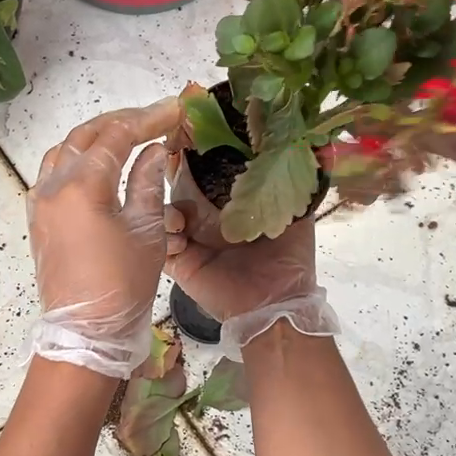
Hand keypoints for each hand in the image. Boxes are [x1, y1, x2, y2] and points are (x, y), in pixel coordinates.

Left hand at [28, 100, 180, 378]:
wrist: (85, 334)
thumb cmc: (122, 286)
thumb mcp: (147, 233)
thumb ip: (148, 183)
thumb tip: (153, 151)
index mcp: (82, 188)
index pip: (116, 136)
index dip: (148, 119)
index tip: (175, 110)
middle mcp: (53, 188)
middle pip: (85, 136)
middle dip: (121, 122)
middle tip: (154, 118)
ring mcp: (40, 204)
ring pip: (64, 152)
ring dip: (94, 138)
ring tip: (127, 137)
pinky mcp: (38, 221)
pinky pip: (53, 175)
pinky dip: (76, 160)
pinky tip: (99, 166)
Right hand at [165, 162, 337, 358]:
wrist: (275, 304)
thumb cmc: (289, 263)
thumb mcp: (295, 218)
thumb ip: (286, 190)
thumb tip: (287, 155)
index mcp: (232, 212)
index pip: (208, 182)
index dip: (197, 166)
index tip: (190, 150)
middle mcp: (208, 225)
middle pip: (181, 195)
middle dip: (173, 183)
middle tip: (172, 176)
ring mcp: (192, 244)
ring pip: (165, 219)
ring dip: (166, 214)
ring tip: (180, 221)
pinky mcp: (182, 265)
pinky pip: (161, 248)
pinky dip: (164, 240)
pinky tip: (180, 241)